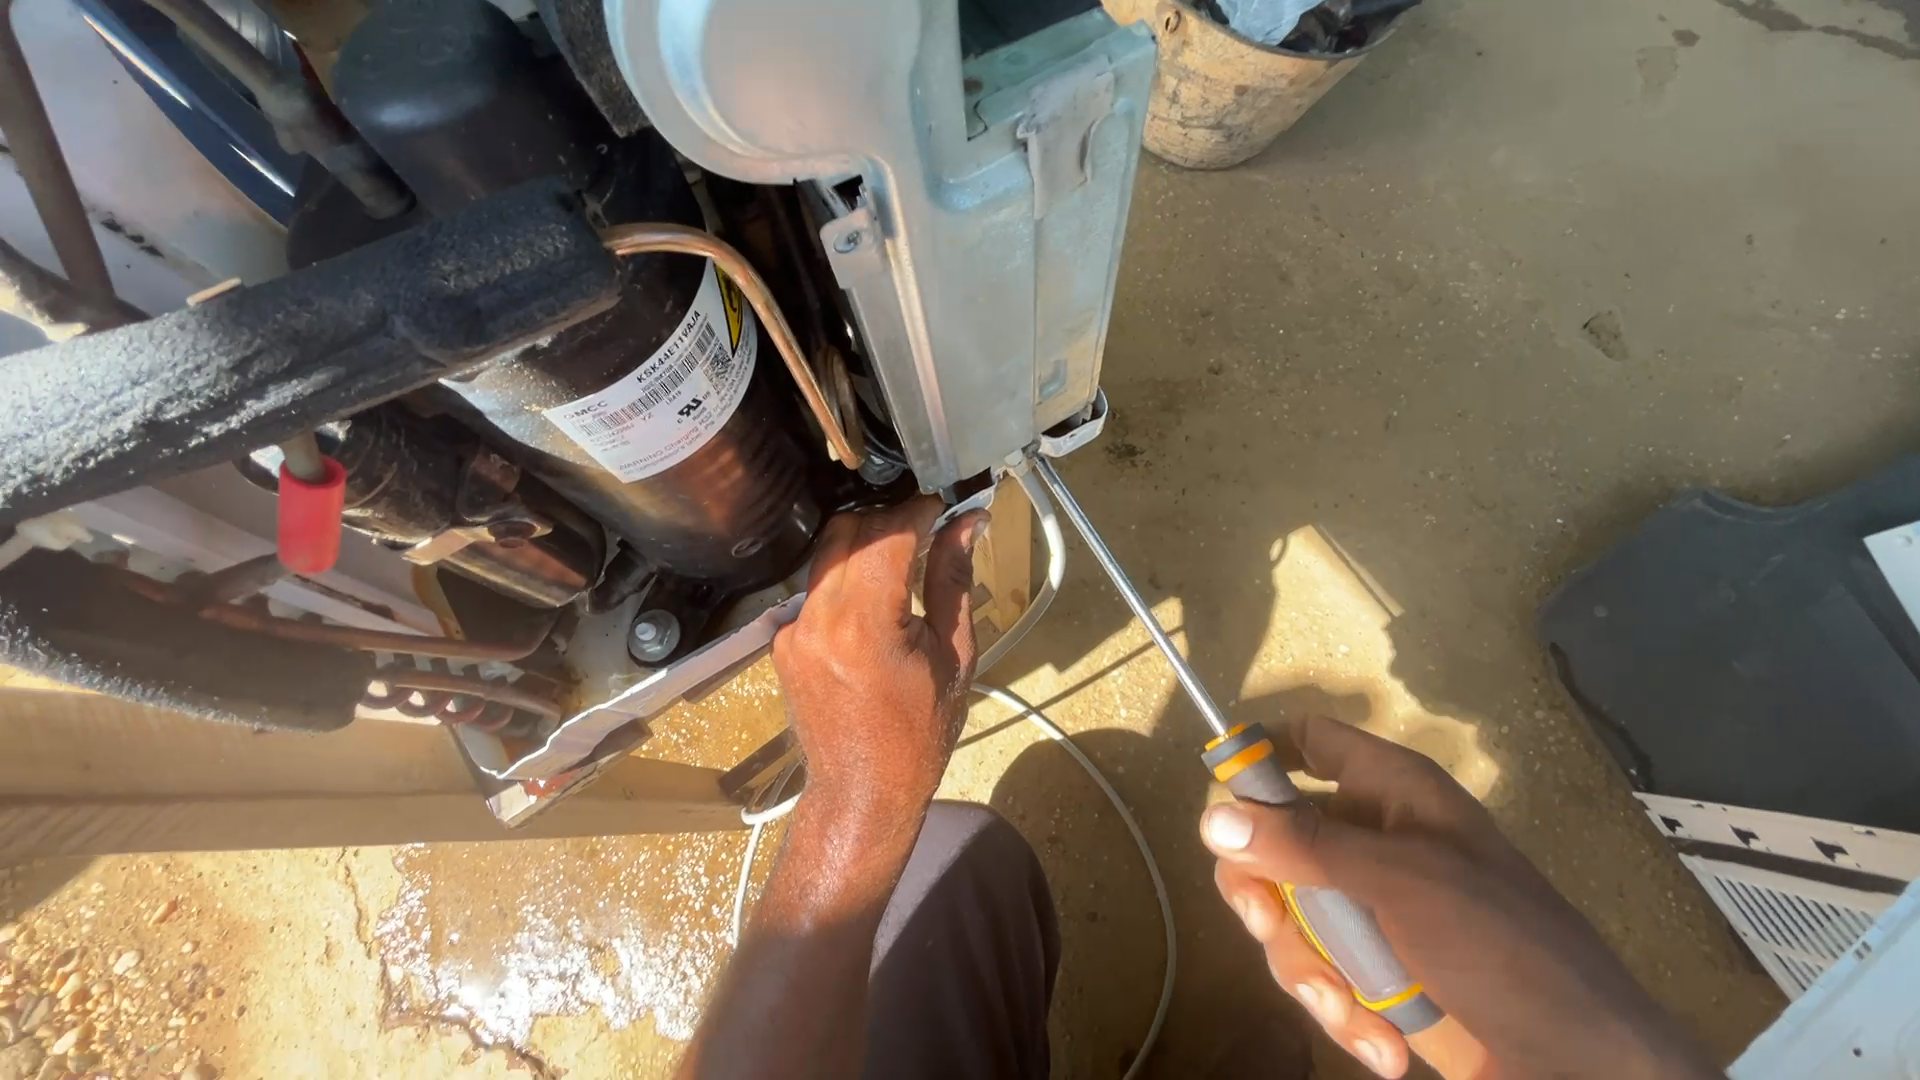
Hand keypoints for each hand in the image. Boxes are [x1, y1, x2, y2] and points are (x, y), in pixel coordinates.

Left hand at [772, 497, 986, 832]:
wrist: (862, 791)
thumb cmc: (921, 733)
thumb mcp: (954, 656)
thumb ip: (954, 581)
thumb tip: (968, 524)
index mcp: (867, 624)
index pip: (888, 534)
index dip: (919, 509)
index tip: (943, 505)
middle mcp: (819, 617)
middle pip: (849, 531)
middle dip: (890, 519)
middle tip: (927, 529)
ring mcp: (793, 629)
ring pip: (826, 553)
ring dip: (865, 543)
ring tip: (903, 559)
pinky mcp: (782, 642)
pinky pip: (814, 587)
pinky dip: (845, 577)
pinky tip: (873, 598)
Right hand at [1201, 716, 1721, 1079]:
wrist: (1592, 1074)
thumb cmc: (1506, 951)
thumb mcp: (1401, 885)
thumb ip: (1305, 846)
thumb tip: (1213, 816)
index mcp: (1390, 793)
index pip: (1309, 740)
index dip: (1261, 751)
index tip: (1222, 792)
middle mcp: (1373, 839)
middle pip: (1275, 836)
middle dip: (1264, 891)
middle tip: (1266, 924)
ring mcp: (1373, 906)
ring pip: (1290, 911)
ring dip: (1306, 968)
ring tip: (1345, 1011)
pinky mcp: (1377, 967)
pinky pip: (1321, 966)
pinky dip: (1339, 1008)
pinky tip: (1378, 1045)